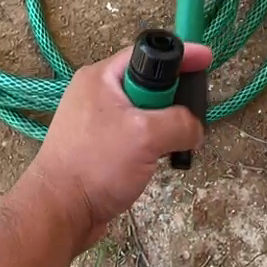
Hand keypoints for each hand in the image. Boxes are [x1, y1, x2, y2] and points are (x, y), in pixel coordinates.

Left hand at [20, 43, 211, 253]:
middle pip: (148, 84)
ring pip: (144, 113)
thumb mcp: (146, 135)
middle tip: (191, 116)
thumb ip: (179, 123)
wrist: (59, 212)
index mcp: (102, 77)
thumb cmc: (97, 164)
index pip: (146, 54)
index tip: (207, 59)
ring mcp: (96, 121)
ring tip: (175, 145)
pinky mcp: (99, 147)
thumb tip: (195, 130)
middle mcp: (97, 93)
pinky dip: (150, 144)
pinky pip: (134, 135)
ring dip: (163, 127)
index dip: (179, 56)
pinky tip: (159, 161)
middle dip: (173, 100)